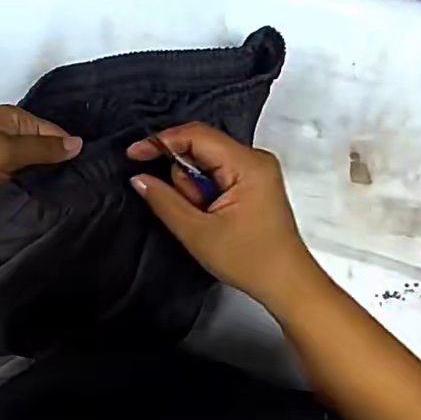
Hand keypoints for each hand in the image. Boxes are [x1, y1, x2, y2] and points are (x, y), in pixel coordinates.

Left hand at [0, 106, 81, 236]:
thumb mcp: (5, 151)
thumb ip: (43, 149)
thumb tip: (79, 143)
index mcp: (9, 117)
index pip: (51, 130)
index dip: (67, 147)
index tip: (88, 170)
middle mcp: (3, 134)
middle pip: (41, 148)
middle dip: (57, 163)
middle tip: (83, 185)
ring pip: (30, 167)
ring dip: (43, 178)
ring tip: (68, 195)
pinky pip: (16, 181)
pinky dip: (27, 188)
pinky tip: (43, 199)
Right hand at [127, 123, 326, 310]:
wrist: (286, 284)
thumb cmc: (251, 261)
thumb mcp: (197, 232)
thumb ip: (164, 200)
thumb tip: (139, 178)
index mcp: (247, 164)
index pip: (195, 135)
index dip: (160, 141)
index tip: (134, 154)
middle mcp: (254, 159)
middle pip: (200, 146)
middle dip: (182, 175)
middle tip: (186, 207)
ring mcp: (255, 170)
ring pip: (205, 162)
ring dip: (193, 187)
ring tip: (205, 218)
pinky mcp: (252, 182)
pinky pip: (216, 173)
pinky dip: (204, 192)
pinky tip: (210, 214)